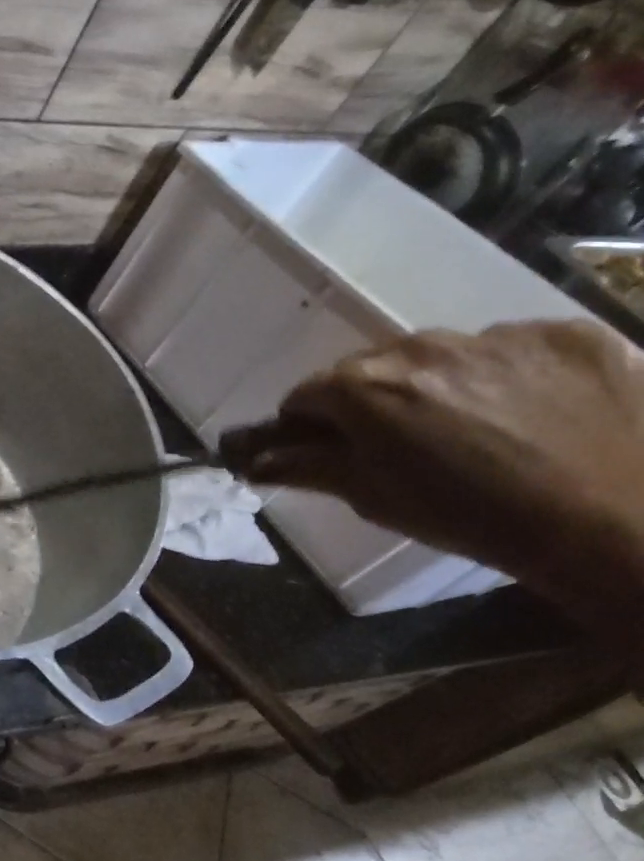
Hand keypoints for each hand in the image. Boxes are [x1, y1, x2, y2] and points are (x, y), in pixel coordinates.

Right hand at [225, 320, 643, 638]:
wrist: (623, 526)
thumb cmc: (476, 520)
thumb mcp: (376, 499)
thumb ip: (308, 468)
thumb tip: (253, 461)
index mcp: (362, 386)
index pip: (306, 395)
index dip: (313, 426)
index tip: (336, 451)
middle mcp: (420, 346)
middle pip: (373, 368)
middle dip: (380, 401)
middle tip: (413, 446)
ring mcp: (498, 335)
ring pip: (445, 356)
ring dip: (447, 384)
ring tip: (486, 430)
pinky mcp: (568, 335)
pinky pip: (518, 348)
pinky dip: (517, 375)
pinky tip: (541, 415)